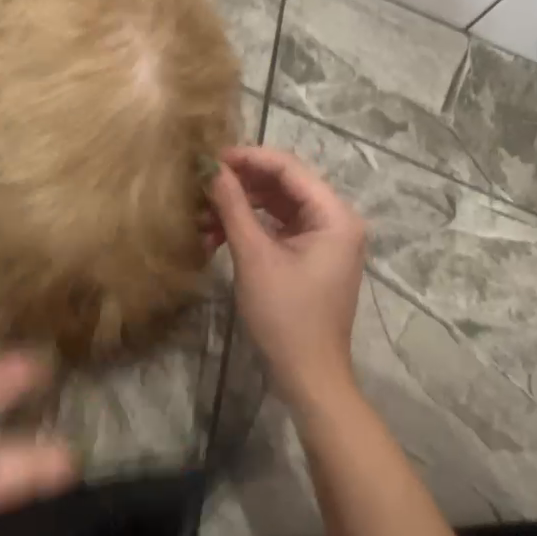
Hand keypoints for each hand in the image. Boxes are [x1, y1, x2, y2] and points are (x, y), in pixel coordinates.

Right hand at [210, 146, 368, 407]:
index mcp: (334, 215)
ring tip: (201, 213)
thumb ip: (233, 206)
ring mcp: (324, 239)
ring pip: (277, 205)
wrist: (309, 377)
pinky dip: (249, 226)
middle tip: (201, 183)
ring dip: (240, 206)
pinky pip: (278, 227)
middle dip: (241, 183)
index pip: (288, 167)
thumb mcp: (254, 257)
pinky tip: (216, 233)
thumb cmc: (286, 316)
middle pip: (283, 183)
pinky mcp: (311, 256)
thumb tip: (210, 168)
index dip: (247, 158)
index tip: (209, 158)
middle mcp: (335, 219)